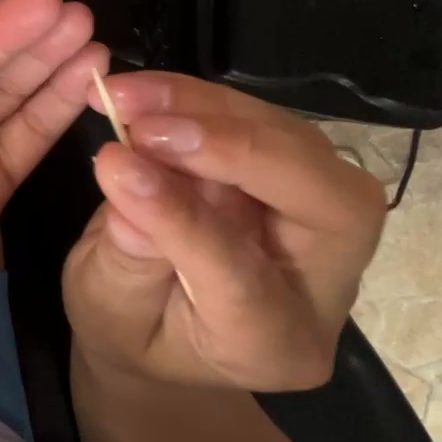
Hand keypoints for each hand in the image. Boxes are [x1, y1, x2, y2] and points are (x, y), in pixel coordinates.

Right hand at [63, 73, 387, 390]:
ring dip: (211, 109)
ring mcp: (320, 229)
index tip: (114, 162)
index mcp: (273, 347)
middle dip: (241, 151)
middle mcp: (321, 286)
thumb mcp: (106, 307)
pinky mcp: (292, 181)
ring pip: (302, 149)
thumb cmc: (126, 330)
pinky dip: (201, 100)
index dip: (180, 216)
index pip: (245, 278)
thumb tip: (124, 172)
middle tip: (145, 126)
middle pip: (335, 205)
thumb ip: (125, 253)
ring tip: (127, 96)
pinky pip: (265, 125)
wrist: (157, 329)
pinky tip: (144, 94)